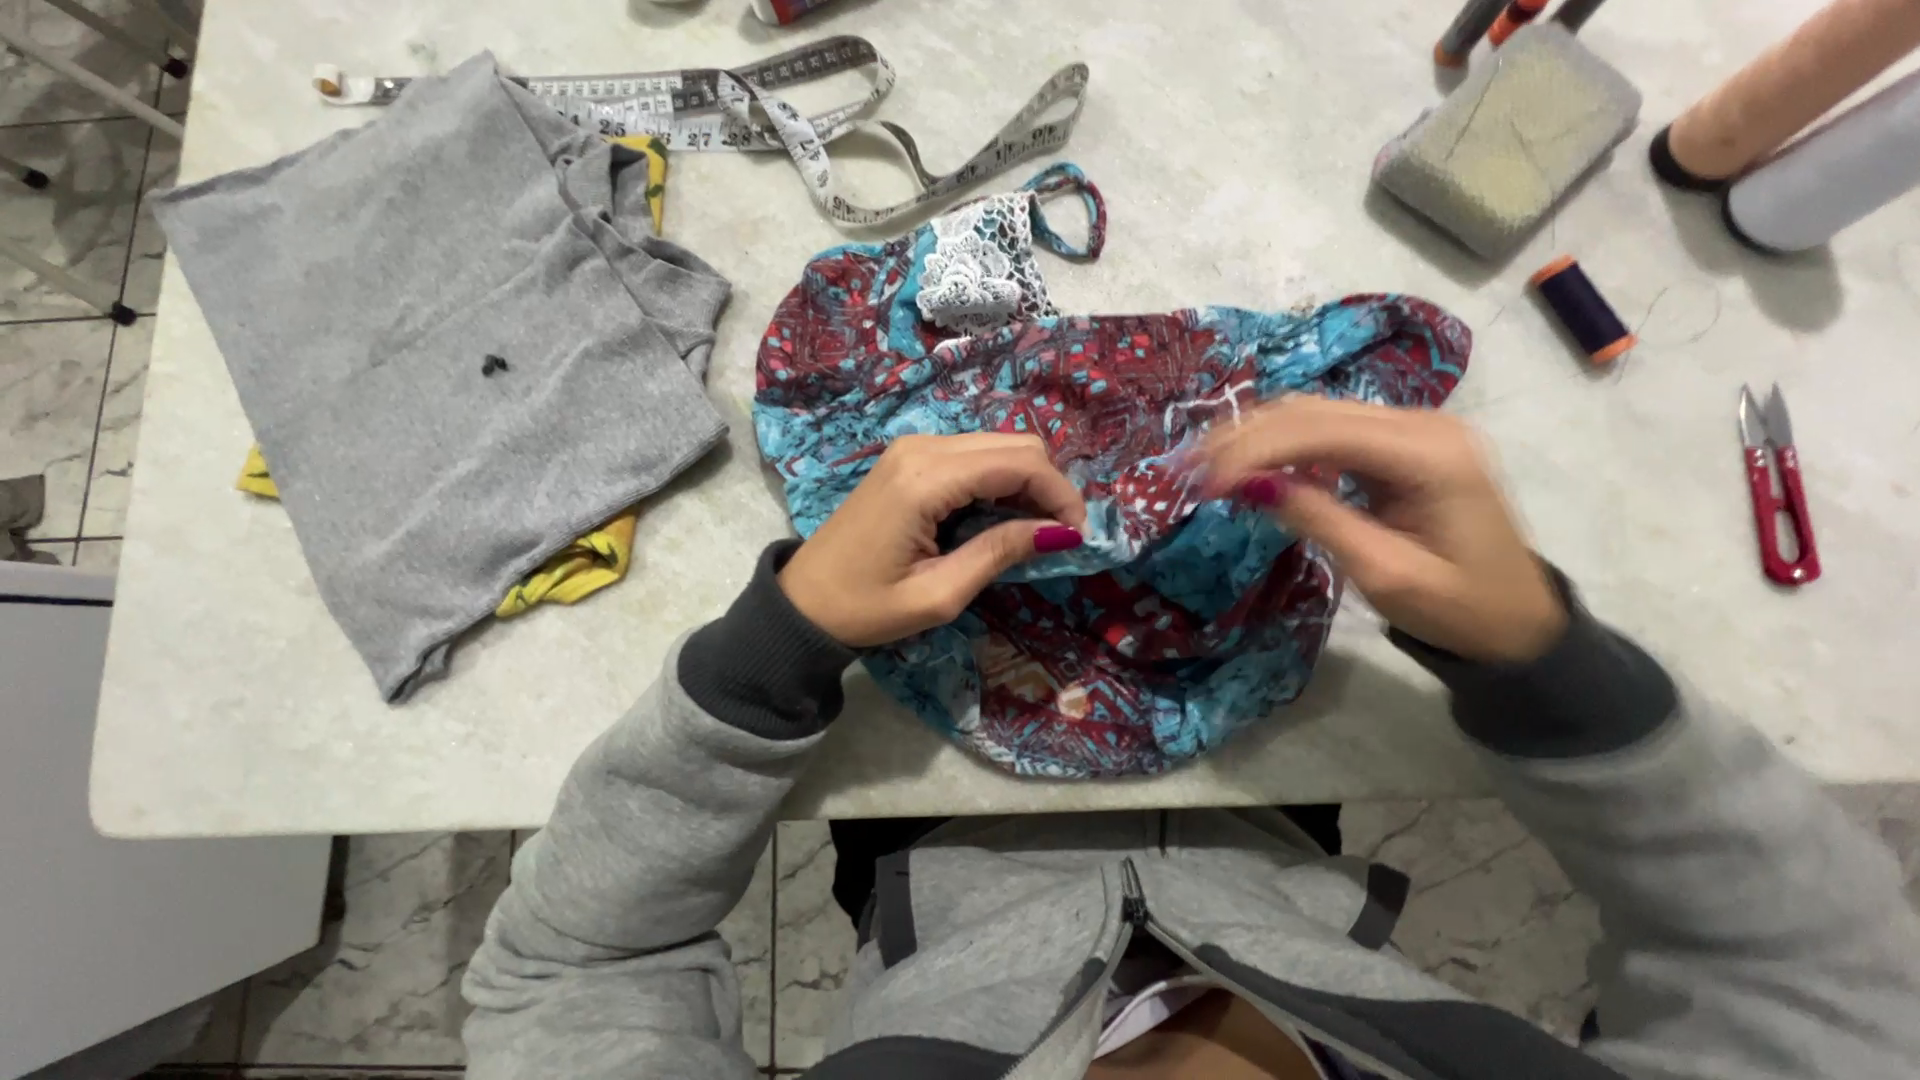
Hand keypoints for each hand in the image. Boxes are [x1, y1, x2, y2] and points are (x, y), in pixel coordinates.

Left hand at [779, 434, 1087, 647]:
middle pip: (1014, 443)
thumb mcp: (939, 595)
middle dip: (1048, 485)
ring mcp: (913, 448)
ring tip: (1033, 532)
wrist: (801, 603)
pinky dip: (999, 480)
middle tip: (1059, 536)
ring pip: (996, 445)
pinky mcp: (909, 459)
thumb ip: (999, 553)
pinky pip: (972, 455)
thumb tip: (1061, 532)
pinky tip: (1000, 518)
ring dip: (1025, 482)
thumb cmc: (865, 609)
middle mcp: (922, 447)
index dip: (1060, 494)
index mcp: (926, 479)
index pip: (1019, 462)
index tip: (1079, 536)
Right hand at [1197, 397, 1566, 662]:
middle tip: (1188, 469)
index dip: (1254, 450)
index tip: (1203, 484)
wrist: (1519, 623)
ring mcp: (1414, 429)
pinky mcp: (1400, 444)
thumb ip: (1318, 519)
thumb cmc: (1459, 609)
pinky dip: (1281, 444)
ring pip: (1315, 412)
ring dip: (1255, 434)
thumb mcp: (1385, 573)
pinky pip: (1328, 430)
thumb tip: (1248, 486)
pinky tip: (1248, 464)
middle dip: (1244, 436)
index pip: (1321, 431)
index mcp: (1430, 454)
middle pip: (1313, 410)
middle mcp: (1423, 424)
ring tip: (1204, 462)